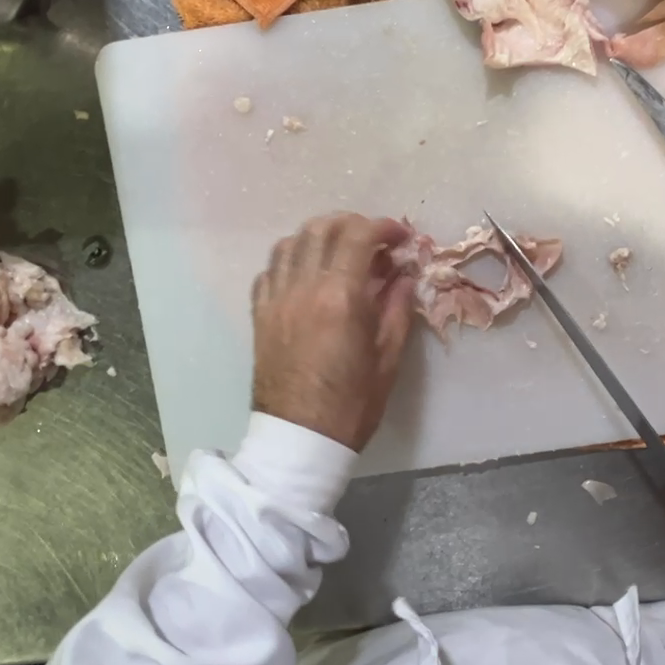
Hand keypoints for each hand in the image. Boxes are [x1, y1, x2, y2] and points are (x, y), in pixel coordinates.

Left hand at [251, 213, 415, 450]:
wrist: (300, 438)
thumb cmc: (352, 403)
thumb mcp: (388, 358)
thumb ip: (397, 308)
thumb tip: (404, 276)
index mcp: (340, 296)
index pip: (359, 235)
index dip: (384, 227)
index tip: (401, 237)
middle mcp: (304, 287)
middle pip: (322, 228)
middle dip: (353, 225)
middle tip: (374, 242)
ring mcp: (276, 298)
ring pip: (291, 242)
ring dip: (319, 237)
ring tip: (339, 253)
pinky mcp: (260, 314)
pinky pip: (270, 269)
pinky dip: (292, 260)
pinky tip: (307, 275)